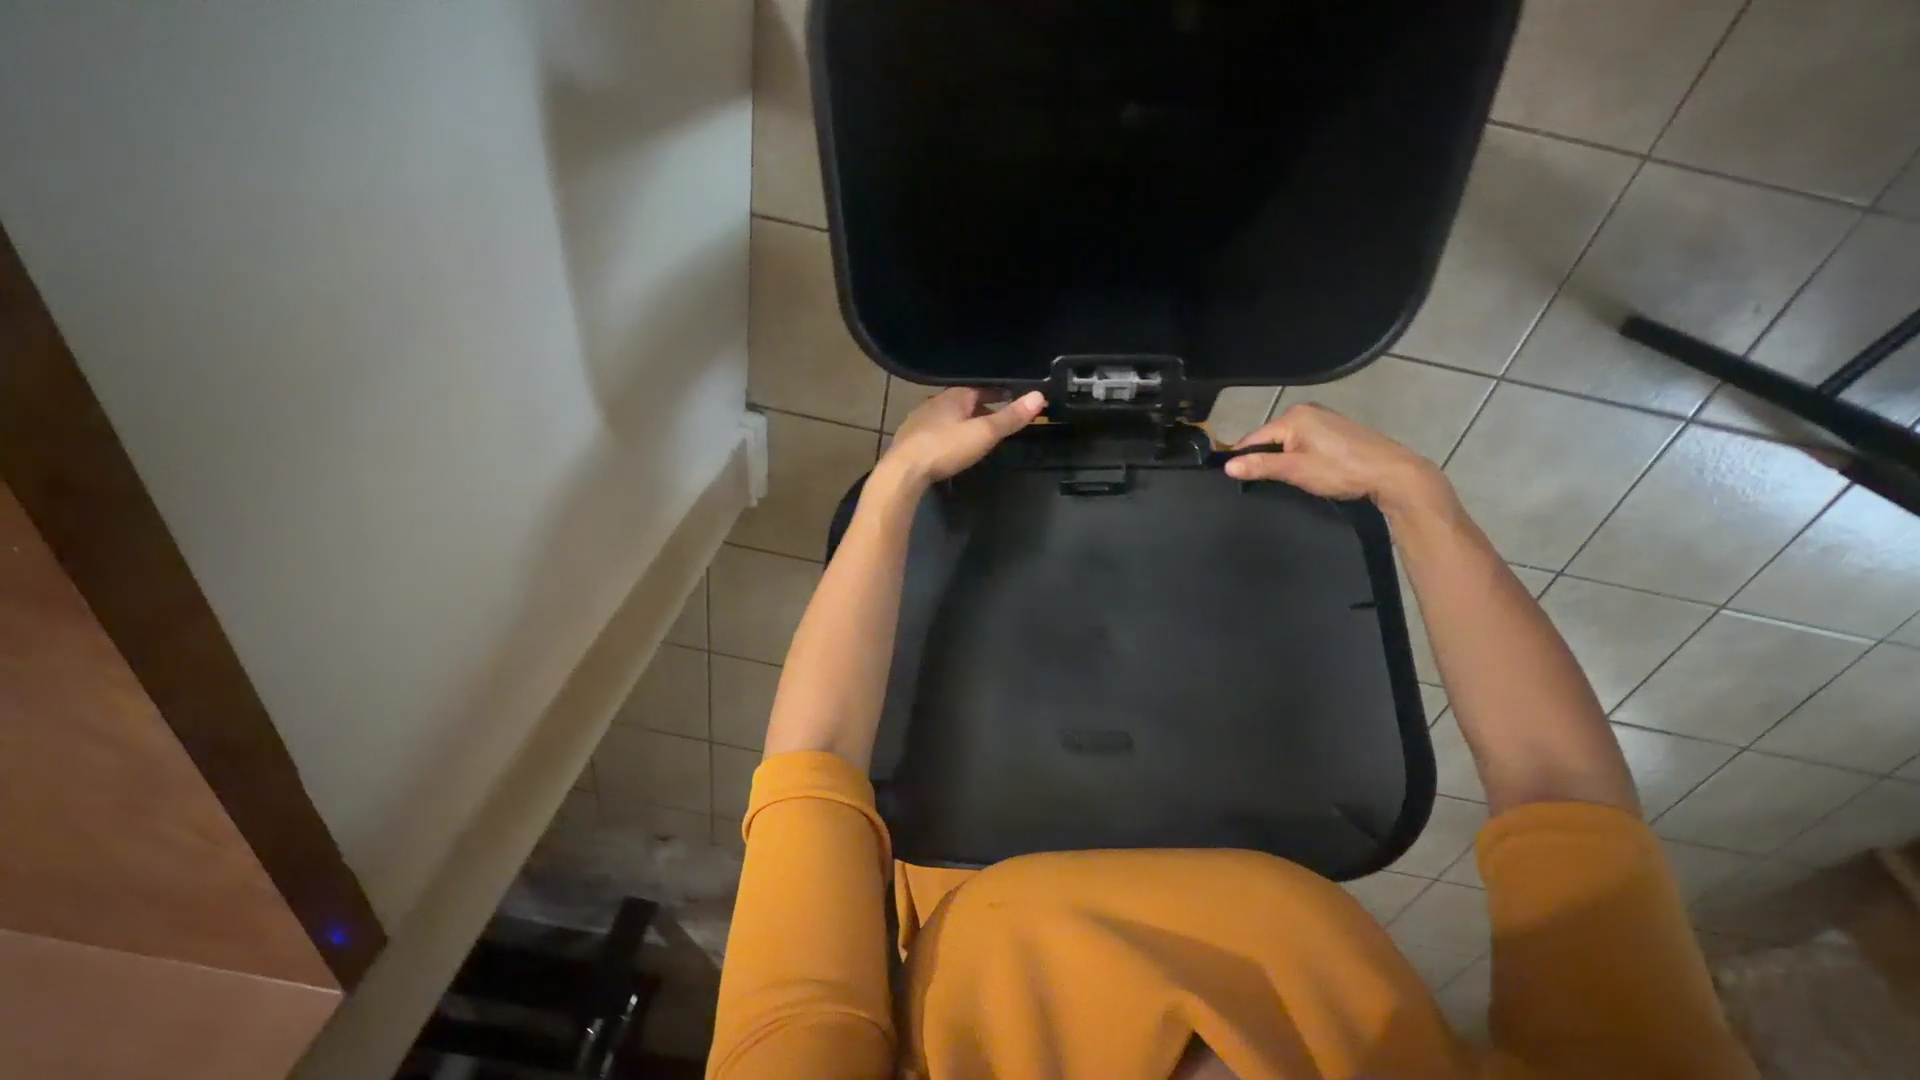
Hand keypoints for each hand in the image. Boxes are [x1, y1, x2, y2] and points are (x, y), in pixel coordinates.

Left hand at [879, 387, 1047, 486]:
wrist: (903, 471)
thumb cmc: (945, 447)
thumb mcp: (984, 433)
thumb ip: (1010, 417)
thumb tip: (1039, 396)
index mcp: (955, 395)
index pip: (982, 388)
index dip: (999, 393)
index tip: (1014, 399)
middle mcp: (935, 401)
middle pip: (964, 401)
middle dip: (981, 408)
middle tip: (999, 420)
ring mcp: (919, 419)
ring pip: (948, 416)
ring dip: (963, 422)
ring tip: (977, 434)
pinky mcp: (909, 438)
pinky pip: (935, 431)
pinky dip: (947, 434)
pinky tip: (950, 446)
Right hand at [1224, 403, 1447, 511]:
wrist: (1392, 473)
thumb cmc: (1341, 470)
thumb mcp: (1295, 470)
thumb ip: (1260, 466)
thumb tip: (1228, 466)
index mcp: (1293, 416)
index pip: (1253, 438)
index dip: (1243, 459)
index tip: (1235, 479)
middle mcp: (1307, 410)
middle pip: (1271, 438)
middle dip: (1266, 459)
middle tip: (1266, 484)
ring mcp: (1324, 418)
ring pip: (1289, 440)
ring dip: (1285, 458)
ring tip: (1289, 479)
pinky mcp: (1337, 429)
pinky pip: (1306, 441)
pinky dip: (1302, 455)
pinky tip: (1310, 471)